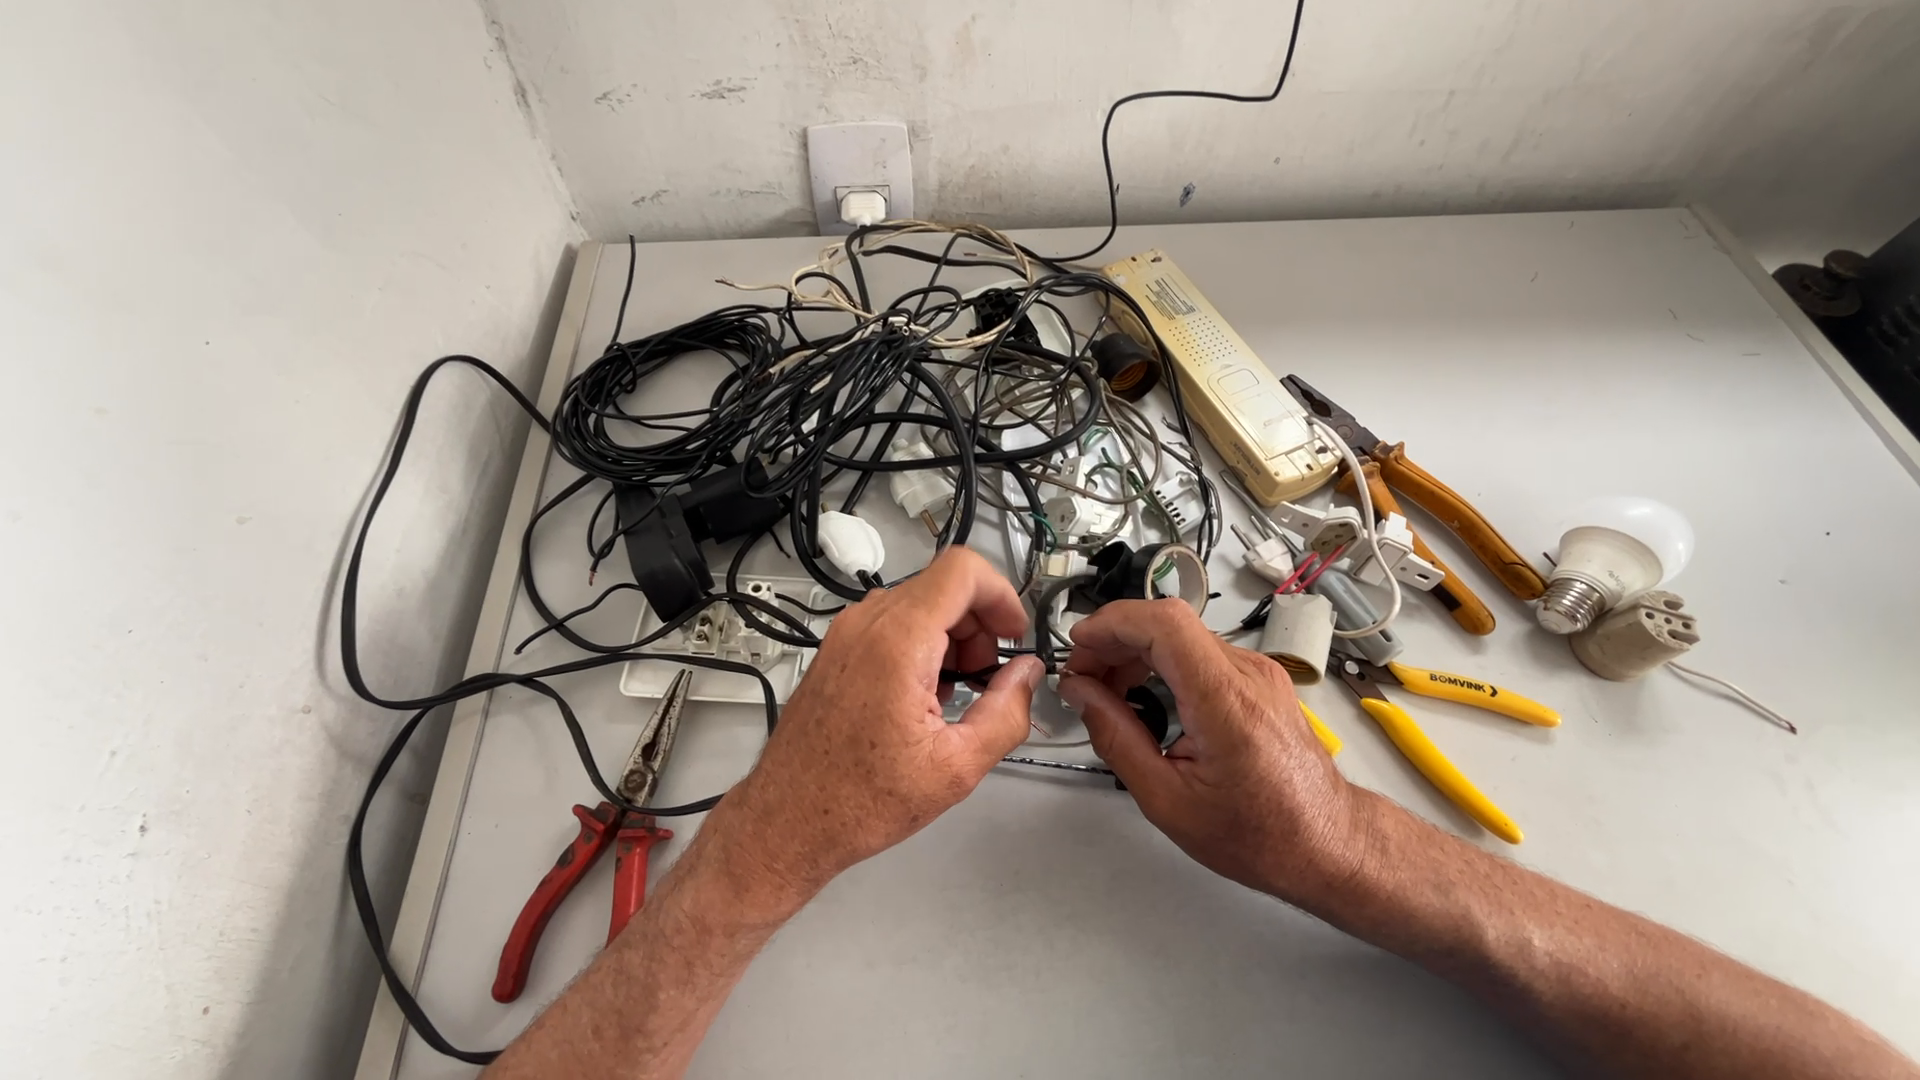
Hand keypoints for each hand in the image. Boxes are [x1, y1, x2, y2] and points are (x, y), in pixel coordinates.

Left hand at [709, 548, 1042, 894]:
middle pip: (944, 586)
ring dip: (953, 637)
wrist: (789, 819)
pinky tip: (926, 695)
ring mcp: (847, 633)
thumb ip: (1007, 711)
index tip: (1013, 634)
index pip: (962, 571)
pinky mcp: (838, 649)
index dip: (1001, 595)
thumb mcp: (956, 766)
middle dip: (980, 625)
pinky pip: (894, 623)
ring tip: (956, 692)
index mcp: (898, 641)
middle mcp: (867, 624)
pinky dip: (923, 644)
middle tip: (988, 678)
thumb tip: (1028, 673)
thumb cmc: (860, 800)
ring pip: (920, 602)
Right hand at [1058, 599, 1369, 907]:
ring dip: (1133, 650)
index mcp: (1226, 702)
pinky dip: (1158, 661)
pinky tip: (1140, 694)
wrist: (1328, 842)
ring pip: (1179, 632)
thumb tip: (1078, 691)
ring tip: (1105, 691)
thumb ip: (1116, 737)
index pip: (1165, 624)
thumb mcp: (1166, 799)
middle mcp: (1247, 672)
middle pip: (1167, 622)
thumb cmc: (1254, 834)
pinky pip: (1196, 650)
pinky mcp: (1257, 676)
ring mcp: (1256, 670)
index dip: (1113, 624)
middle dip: (1113, 640)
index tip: (1078, 648)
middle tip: (1081, 680)